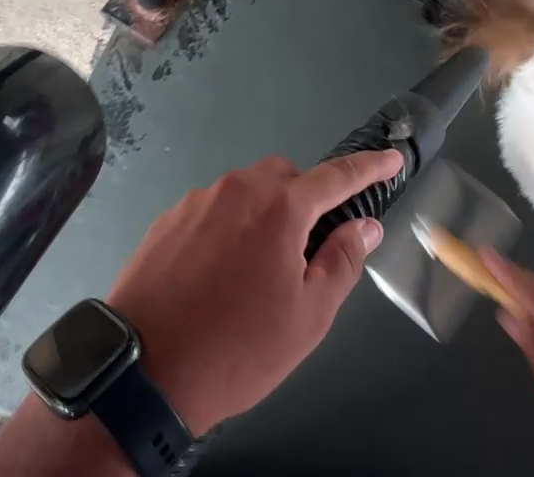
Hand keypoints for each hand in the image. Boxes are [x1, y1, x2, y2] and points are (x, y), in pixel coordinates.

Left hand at [107, 150, 403, 432]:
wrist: (141, 373)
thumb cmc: (237, 347)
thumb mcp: (308, 315)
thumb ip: (343, 260)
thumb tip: (364, 225)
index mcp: (281, 208)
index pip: (338, 176)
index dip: (370, 166)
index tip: (391, 159)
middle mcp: (238, 190)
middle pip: (286, 176)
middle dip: (305, 199)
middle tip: (306, 248)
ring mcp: (198, 201)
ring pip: (246, 191)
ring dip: (263, 213)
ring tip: (256, 270)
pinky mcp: (167, 220)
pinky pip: (213, 209)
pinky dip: (228, 227)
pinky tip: (218, 273)